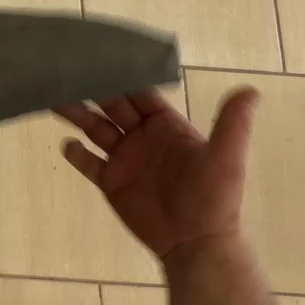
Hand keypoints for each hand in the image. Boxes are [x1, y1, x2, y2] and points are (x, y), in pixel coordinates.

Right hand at [56, 87, 258, 263]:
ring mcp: (124, 158)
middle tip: (64, 74)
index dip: (120, 76)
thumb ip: (232, 125)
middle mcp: (141, 136)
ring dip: (75, 113)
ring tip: (54, 101)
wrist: (197, 247)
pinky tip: (67, 146)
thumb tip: (251, 90)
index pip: (137, 93)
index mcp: (165, 126)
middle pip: (109, 106)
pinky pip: (87, 162)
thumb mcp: (226, 160)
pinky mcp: (110, 181)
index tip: (98, 58)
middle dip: (89, 90)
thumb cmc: (213, 200)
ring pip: (93, 128)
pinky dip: (75, 153)